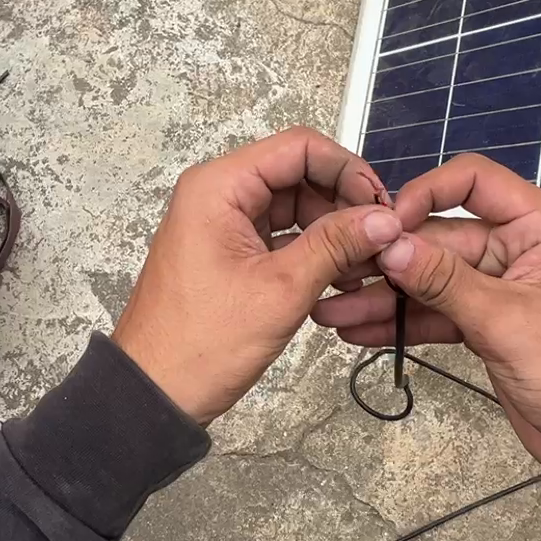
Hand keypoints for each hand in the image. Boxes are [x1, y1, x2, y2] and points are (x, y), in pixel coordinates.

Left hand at [112, 127, 402, 424]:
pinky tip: (338, 277)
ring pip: (292, 206)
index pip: (299, 147)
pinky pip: (278, 234)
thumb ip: (336, 245)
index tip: (380, 205)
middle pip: (297, 174)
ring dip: (330, 231)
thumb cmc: (203, 343)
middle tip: (380, 239)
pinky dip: (309, 250)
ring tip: (364, 266)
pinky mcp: (227, 250)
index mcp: (219, 186)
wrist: (155, 393)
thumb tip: (385, 218)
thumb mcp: (281, 290)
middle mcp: (218, 193)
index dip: (347, 170)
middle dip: (342, 203)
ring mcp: (221, 222)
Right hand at [311, 154, 540, 540]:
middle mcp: (517, 249)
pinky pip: (436, 314)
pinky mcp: (486, 326)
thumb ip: (444, 281)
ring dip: (384, 297)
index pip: (473, 183)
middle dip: (388, 260)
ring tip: (332, 311)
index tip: (385, 225)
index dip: (426, 194)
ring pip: (430, 281)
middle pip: (440, 239)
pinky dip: (401, 324)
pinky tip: (358, 333)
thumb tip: (389, 245)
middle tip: (335, 274)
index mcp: (540, 227)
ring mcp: (498, 289)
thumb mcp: (507, 321)